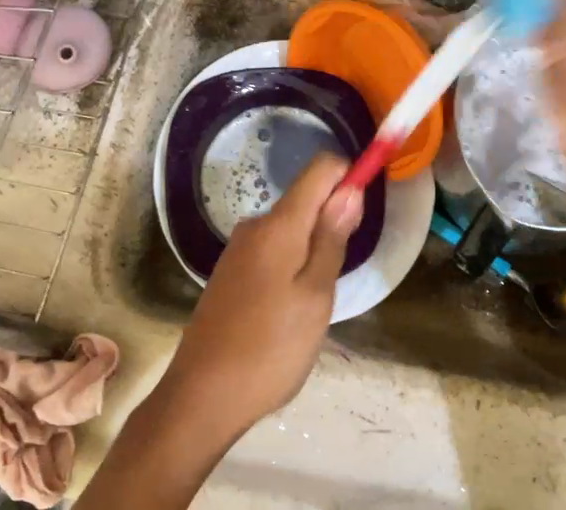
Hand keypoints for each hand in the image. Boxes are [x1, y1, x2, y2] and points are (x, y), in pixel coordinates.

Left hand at [157, 153, 361, 437]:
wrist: (202, 397)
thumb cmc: (270, 349)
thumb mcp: (315, 296)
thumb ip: (332, 239)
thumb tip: (350, 189)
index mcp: (278, 225)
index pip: (320, 169)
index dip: (348, 178)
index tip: (363, 215)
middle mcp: (255, 227)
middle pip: (306, 200)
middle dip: (332, 224)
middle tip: (337, 279)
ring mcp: (238, 250)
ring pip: (290, 230)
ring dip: (312, 252)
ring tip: (313, 304)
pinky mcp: (230, 274)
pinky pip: (273, 252)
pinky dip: (291, 268)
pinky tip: (288, 312)